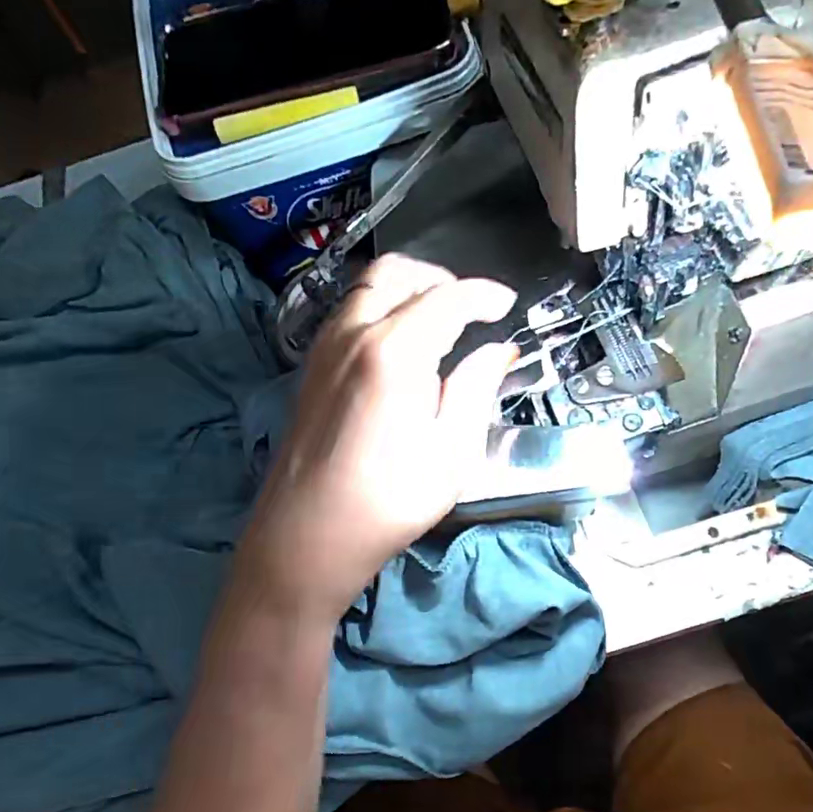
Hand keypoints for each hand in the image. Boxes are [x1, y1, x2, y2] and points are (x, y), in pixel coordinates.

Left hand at [233, 255, 517, 622]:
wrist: (306, 537)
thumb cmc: (387, 504)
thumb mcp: (451, 454)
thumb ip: (475, 390)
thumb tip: (496, 351)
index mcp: (394, 352)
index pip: (447, 298)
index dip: (483, 295)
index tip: (506, 303)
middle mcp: (352, 335)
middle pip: (398, 274)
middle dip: (441, 279)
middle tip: (470, 306)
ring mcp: (324, 349)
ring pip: (367, 288)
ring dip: (406, 288)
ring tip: (438, 319)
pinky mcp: (310, 368)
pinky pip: (348, 312)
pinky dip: (380, 307)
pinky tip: (398, 343)